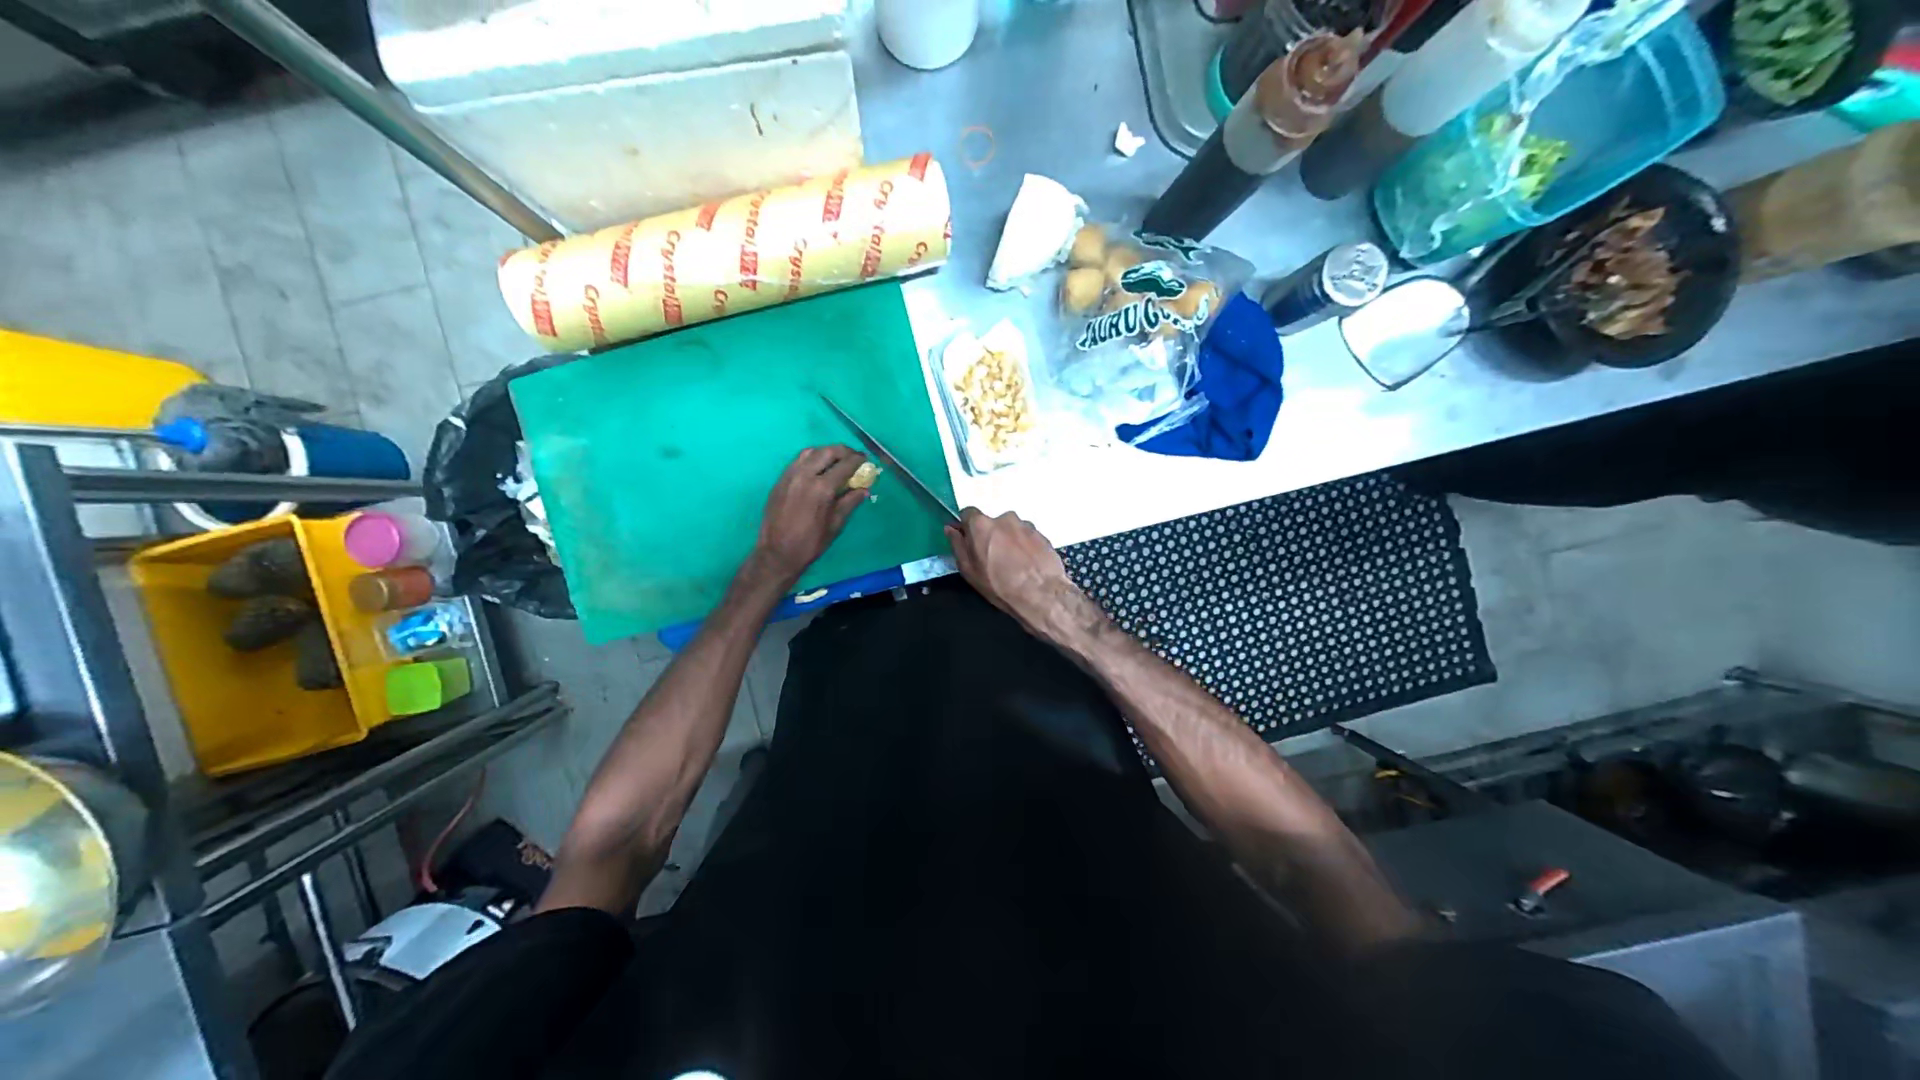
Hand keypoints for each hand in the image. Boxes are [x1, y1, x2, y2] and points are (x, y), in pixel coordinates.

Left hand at [748, 445, 870, 589]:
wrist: (777, 553)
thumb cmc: (810, 543)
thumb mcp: (835, 524)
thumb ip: (850, 502)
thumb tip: (864, 490)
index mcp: (822, 488)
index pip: (845, 465)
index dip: (858, 460)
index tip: (866, 461)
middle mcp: (805, 475)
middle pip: (828, 451)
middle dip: (844, 451)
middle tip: (853, 457)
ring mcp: (790, 475)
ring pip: (811, 452)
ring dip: (826, 452)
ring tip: (836, 460)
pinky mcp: (780, 480)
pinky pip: (798, 461)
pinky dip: (812, 458)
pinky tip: (818, 468)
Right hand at [945, 508, 1103, 645]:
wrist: (1040, 593)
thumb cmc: (998, 584)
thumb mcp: (969, 570)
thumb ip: (957, 545)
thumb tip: (951, 529)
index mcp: (982, 524)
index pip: (968, 513)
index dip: (967, 527)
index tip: (970, 542)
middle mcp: (1004, 517)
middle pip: (992, 523)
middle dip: (991, 536)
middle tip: (993, 559)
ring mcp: (1026, 525)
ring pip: (1011, 529)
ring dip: (1009, 541)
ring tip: (1014, 564)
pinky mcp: (1042, 534)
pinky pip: (1027, 537)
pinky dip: (1025, 547)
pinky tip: (1027, 564)